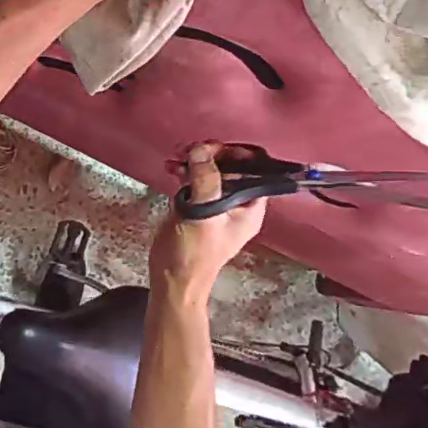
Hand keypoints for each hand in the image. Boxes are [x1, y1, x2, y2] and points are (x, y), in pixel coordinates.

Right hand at [151, 142, 266, 303]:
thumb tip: (201, 149)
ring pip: (213, 168)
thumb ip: (205, 180)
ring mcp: (218, 202)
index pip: (255, 167)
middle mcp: (238, 202)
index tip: (213, 147)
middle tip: (191, 149)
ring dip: (196, 159)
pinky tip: (172, 167)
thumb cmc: (193, 254)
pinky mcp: (199, 204)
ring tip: (178, 156)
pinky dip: (185, 169)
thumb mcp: (203, 215)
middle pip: (232, 164)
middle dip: (212, 153)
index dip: (237, 153)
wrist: (171, 280)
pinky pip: (196, 178)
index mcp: (250, 206)